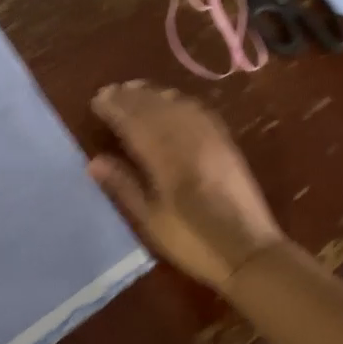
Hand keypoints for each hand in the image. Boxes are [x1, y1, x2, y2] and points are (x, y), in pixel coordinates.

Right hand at [87, 81, 290, 289]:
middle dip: (129, 96)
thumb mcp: (152, 220)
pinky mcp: (224, 141)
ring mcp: (208, 137)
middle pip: (152, 106)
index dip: (113, 107)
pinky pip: (197, 110)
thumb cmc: (193, 242)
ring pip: (174, 103)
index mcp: (164, 158)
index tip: (96, 101)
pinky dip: (178, 101)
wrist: (249, 252)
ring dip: (151, 94)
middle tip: (110, 92)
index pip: (132, 121)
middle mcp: (186, 139)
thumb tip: (93, 161)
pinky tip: (171, 101)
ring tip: (133, 90)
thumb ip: (123, 186)